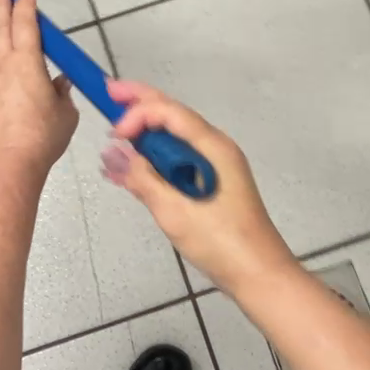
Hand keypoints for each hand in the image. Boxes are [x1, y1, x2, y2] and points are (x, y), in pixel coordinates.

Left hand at [0, 0, 78, 172]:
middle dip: (0, 4)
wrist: (9, 162)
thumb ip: (62, 93)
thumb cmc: (42, 136)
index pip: (26, 23)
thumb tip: (59, 83)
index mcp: (28, 61)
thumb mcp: (65, 113)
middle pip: (0, 26)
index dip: (26, 4)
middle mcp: (4, 64)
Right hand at [101, 81, 295, 293]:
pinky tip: (129, 166)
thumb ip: (141, 179)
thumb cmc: (221, 242)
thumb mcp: (175, 211)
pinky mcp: (211, 182)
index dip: (137, 114)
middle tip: (108, 91)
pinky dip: (153, 157)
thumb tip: (111, 152)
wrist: (261, 278)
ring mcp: (214, 164)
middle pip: (172, 113)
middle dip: (139, 102)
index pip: (168, 111)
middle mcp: (214, 146)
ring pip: (173, 135)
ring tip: (115, 128)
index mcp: (211, 146)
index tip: (114, 135)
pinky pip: (177, 158)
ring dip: (144, 131)